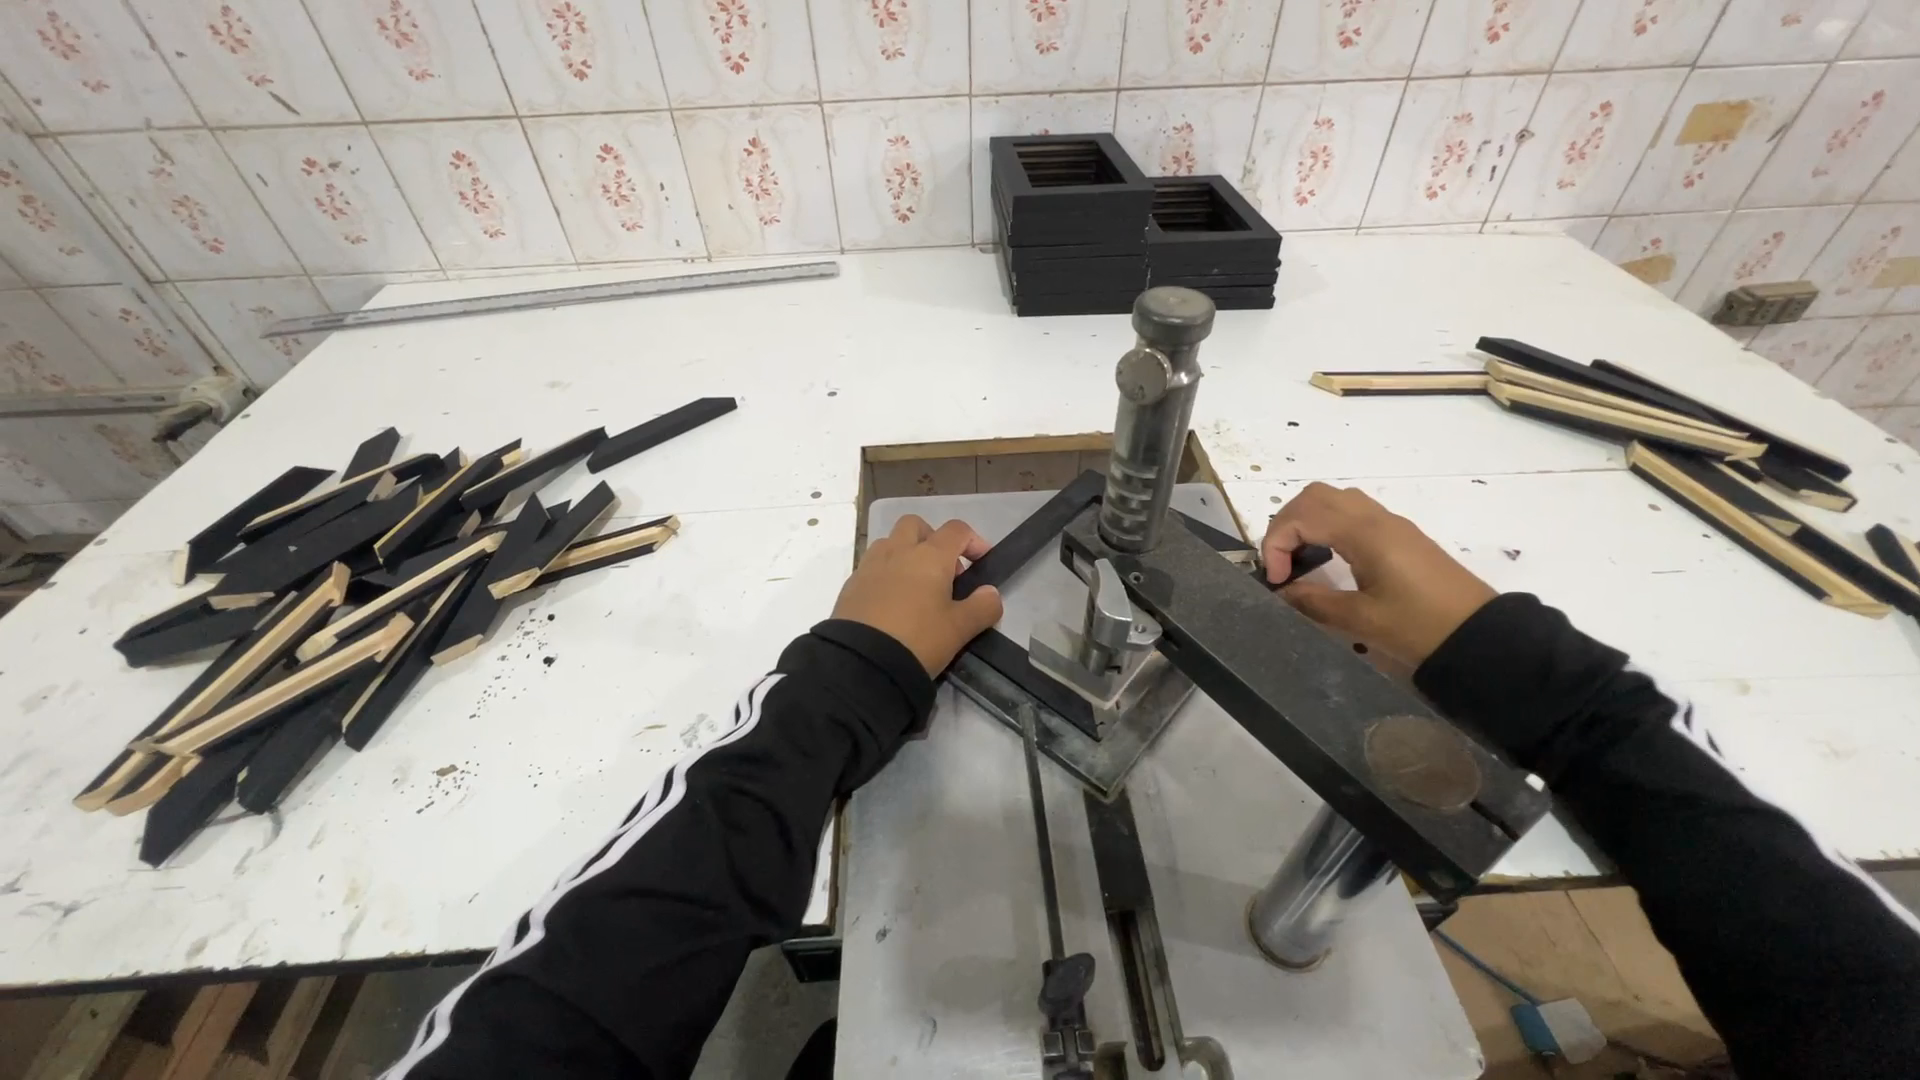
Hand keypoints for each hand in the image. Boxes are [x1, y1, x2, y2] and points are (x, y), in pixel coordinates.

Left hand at [834, 515, 1004, 675]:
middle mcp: (898, 551)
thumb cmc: (918, 639)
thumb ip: (982, 607)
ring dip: (906, 555)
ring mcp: (870, 566)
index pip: (956, 530)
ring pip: (890, 543)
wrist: (861, 663)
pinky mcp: (850, 586)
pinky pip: (872, 567)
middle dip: (932, 539)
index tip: (981, 563)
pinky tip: (892, 604)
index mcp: (929, 556)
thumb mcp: (959, 629)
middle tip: (943, 571)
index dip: (973, 541)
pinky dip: (886, 575)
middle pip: (915, 525)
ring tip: (916, 589)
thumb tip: (990, 593)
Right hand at [1262, 482, 1495, 666]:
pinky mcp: (1399, 535)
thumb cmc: (1419, 626)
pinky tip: (1327, 558)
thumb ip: (1312, 601)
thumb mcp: (1360, 620)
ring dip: (1306, 521)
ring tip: (1300, 560)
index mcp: (1365, 534)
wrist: (1482, 635)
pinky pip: (1352, 512)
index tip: (1276, 580)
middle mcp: (1376, 518)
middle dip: (1285, 525)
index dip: (1276, 544)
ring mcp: (1390, 523)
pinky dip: (1326, 525)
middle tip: (1281, 564)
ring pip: (1333, 499)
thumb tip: (1281, 591)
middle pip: (1314, 496)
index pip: (1301, 517)